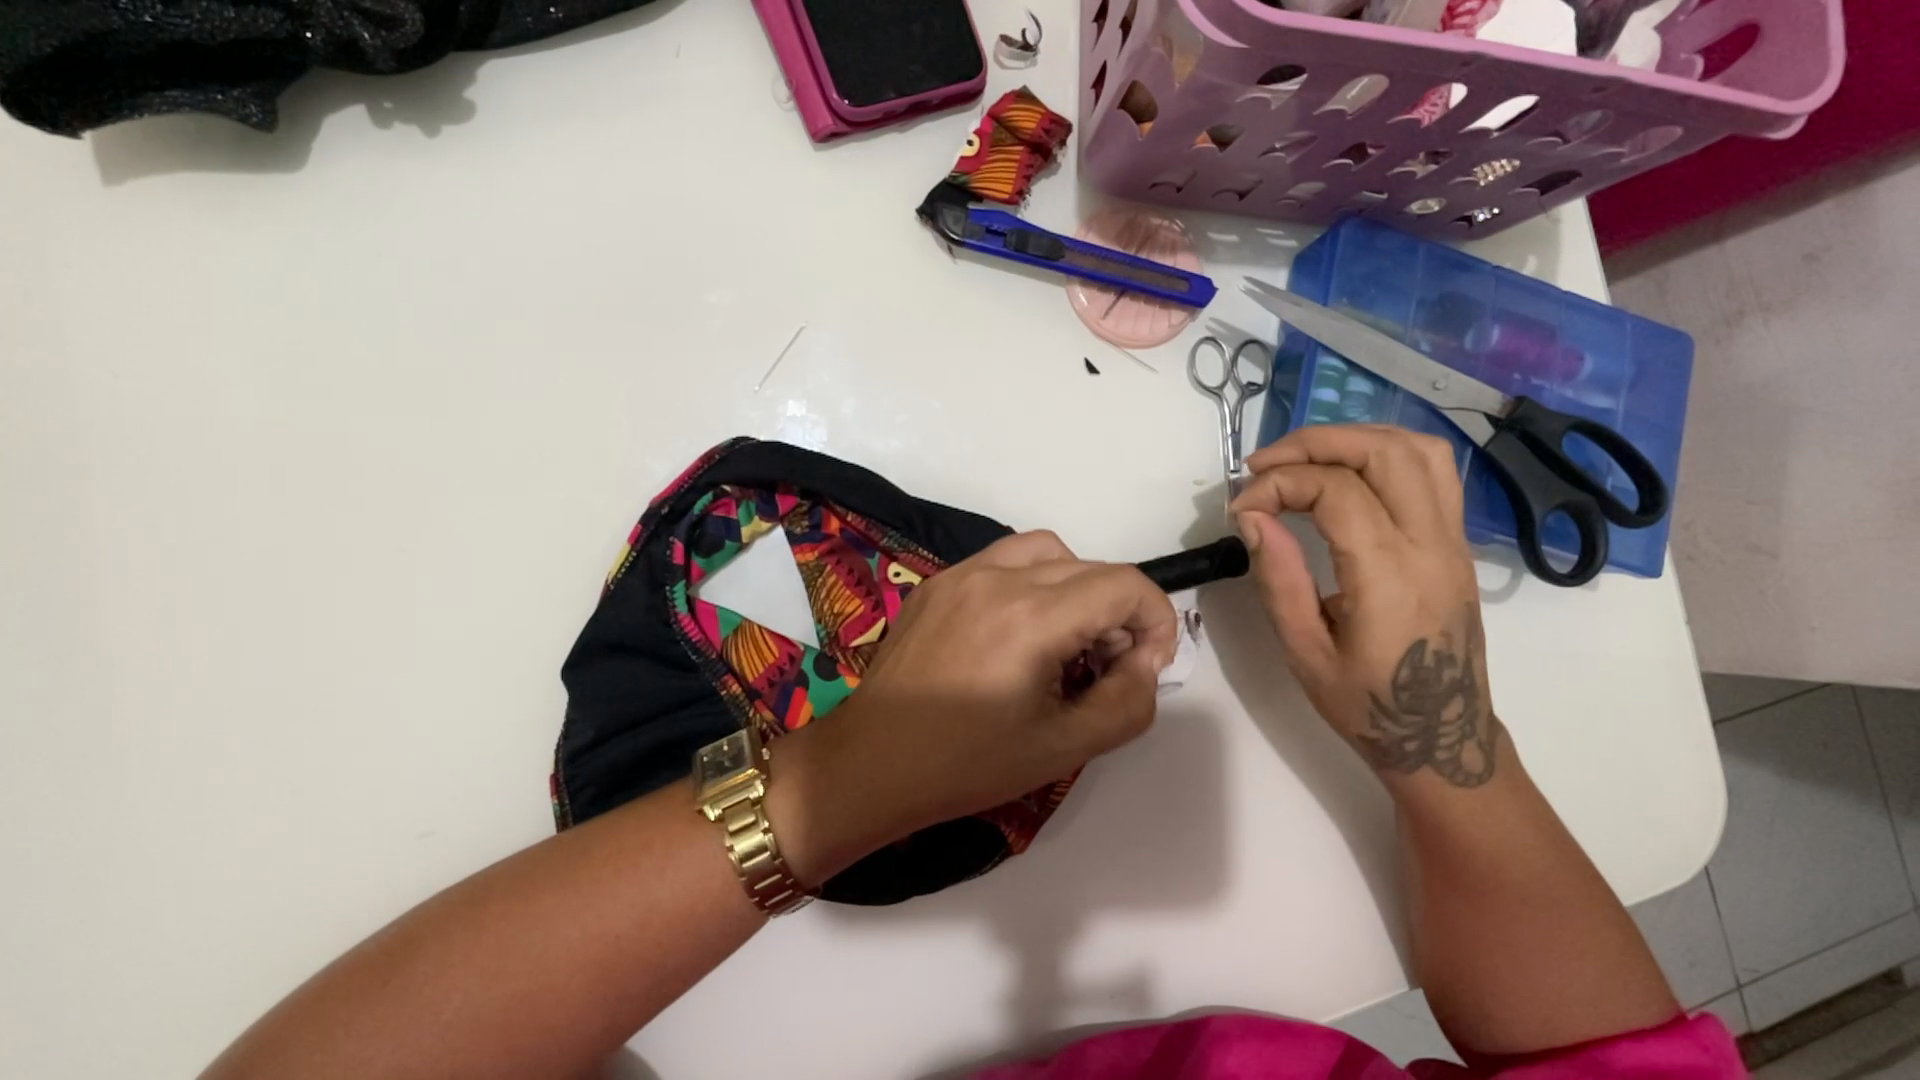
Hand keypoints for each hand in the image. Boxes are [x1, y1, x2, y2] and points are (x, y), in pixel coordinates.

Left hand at [769, 531, 1178, 883]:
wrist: (872, 762)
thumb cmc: (968, 763)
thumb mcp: (1065, 748)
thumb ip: (1127, 702)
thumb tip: (1143, 662)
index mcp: (1032, 615)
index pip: (1125, 584)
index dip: (1155, 621)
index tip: (1143, 668)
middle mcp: (998, 577)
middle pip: (1091, 567)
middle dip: (1117, 612)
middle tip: (1104, 668)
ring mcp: (960, 574)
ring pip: (1047, 551)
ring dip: (1076, 587)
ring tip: (1064, 641)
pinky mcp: (935, 584)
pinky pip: (1001, 561)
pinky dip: (1030, 583)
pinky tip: (1015, 634)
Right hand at [1230, 425, 1502, 789]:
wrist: (1442, 739)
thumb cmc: (1367, 705)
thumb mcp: (1305, 651)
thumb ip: (1279, 578)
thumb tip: (1253, 515)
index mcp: (1390, 577)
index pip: (1337, 491)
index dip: (1280, 484)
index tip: (1243, 507)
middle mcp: (1432, 546)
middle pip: (1383, 453)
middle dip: (1316, 443)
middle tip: (1265, 465)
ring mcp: (1454, 541)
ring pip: (1419, 450)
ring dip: (1356, 438)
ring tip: (1305, 459)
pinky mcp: (1457, 544)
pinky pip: (1435, 472)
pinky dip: (1386, 453)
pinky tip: (1347, 472)